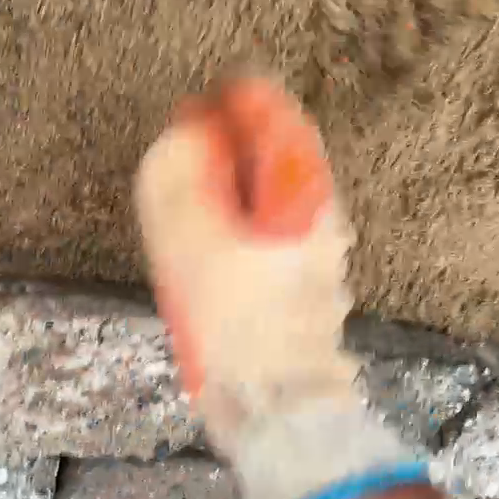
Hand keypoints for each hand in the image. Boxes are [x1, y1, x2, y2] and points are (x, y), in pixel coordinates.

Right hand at [137, 77, 419, 498]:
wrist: (272, 401)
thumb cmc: (233, 321)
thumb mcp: (193, 241)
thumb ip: (182, 179)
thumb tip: (184, 137)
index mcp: (300, 196)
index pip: (276, 122)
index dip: (239, 101)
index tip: (204, 97)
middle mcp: (317, 217)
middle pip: (279, 157)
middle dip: (236, 140)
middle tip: (193, 134)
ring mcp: (311, 253)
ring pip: (273, 196)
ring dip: (236, 180)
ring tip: (194, 180)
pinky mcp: (297, 285)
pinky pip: (266, 230)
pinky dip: (238, 218)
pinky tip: (211, 236)